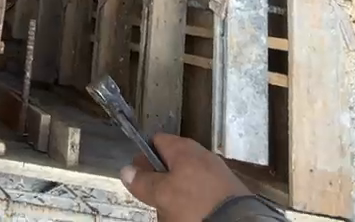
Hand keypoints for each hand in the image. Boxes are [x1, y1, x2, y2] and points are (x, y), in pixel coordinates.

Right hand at [119, 134, 250, 221]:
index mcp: (183, 148)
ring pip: (187, 182)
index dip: (143, 157)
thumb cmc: (197, 204)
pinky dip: (196, 205)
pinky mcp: (229, 192)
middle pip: (171, 164)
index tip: (137, 177)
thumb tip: (125, 170)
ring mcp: (217, 173)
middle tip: (156, 202)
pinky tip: (193, 217)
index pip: (156, 141)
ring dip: (177, 197)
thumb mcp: (164, 194)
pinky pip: (203, 194)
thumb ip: (143, 182)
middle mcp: (201, 154)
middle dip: (160, 183)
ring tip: (174, 215)